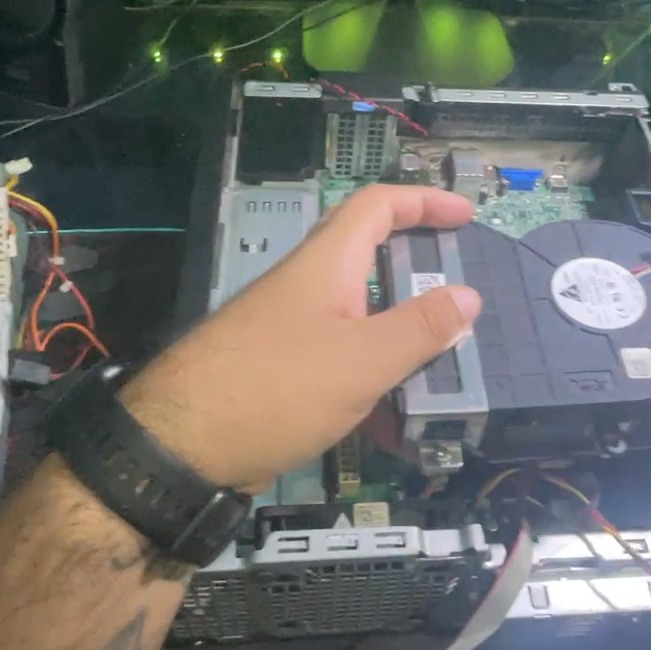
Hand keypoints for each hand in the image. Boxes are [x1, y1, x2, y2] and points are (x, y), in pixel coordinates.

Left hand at [121, 185, 482, 491]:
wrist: (181, 448)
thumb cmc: (275, 388)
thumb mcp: (362, 360)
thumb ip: (419, 328)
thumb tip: (469, 296)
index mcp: (326, 263)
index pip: (378, 205)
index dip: (424, 201)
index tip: (465, 215)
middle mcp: (308, 286)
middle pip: (371, 259)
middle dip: (420, 272)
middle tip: (461, 294)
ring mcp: (293, 329)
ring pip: (362, 317)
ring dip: (403, 336)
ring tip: (444, 366)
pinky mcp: (284, 370)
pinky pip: (343, 360)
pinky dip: (374, 379)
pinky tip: (397, 423)